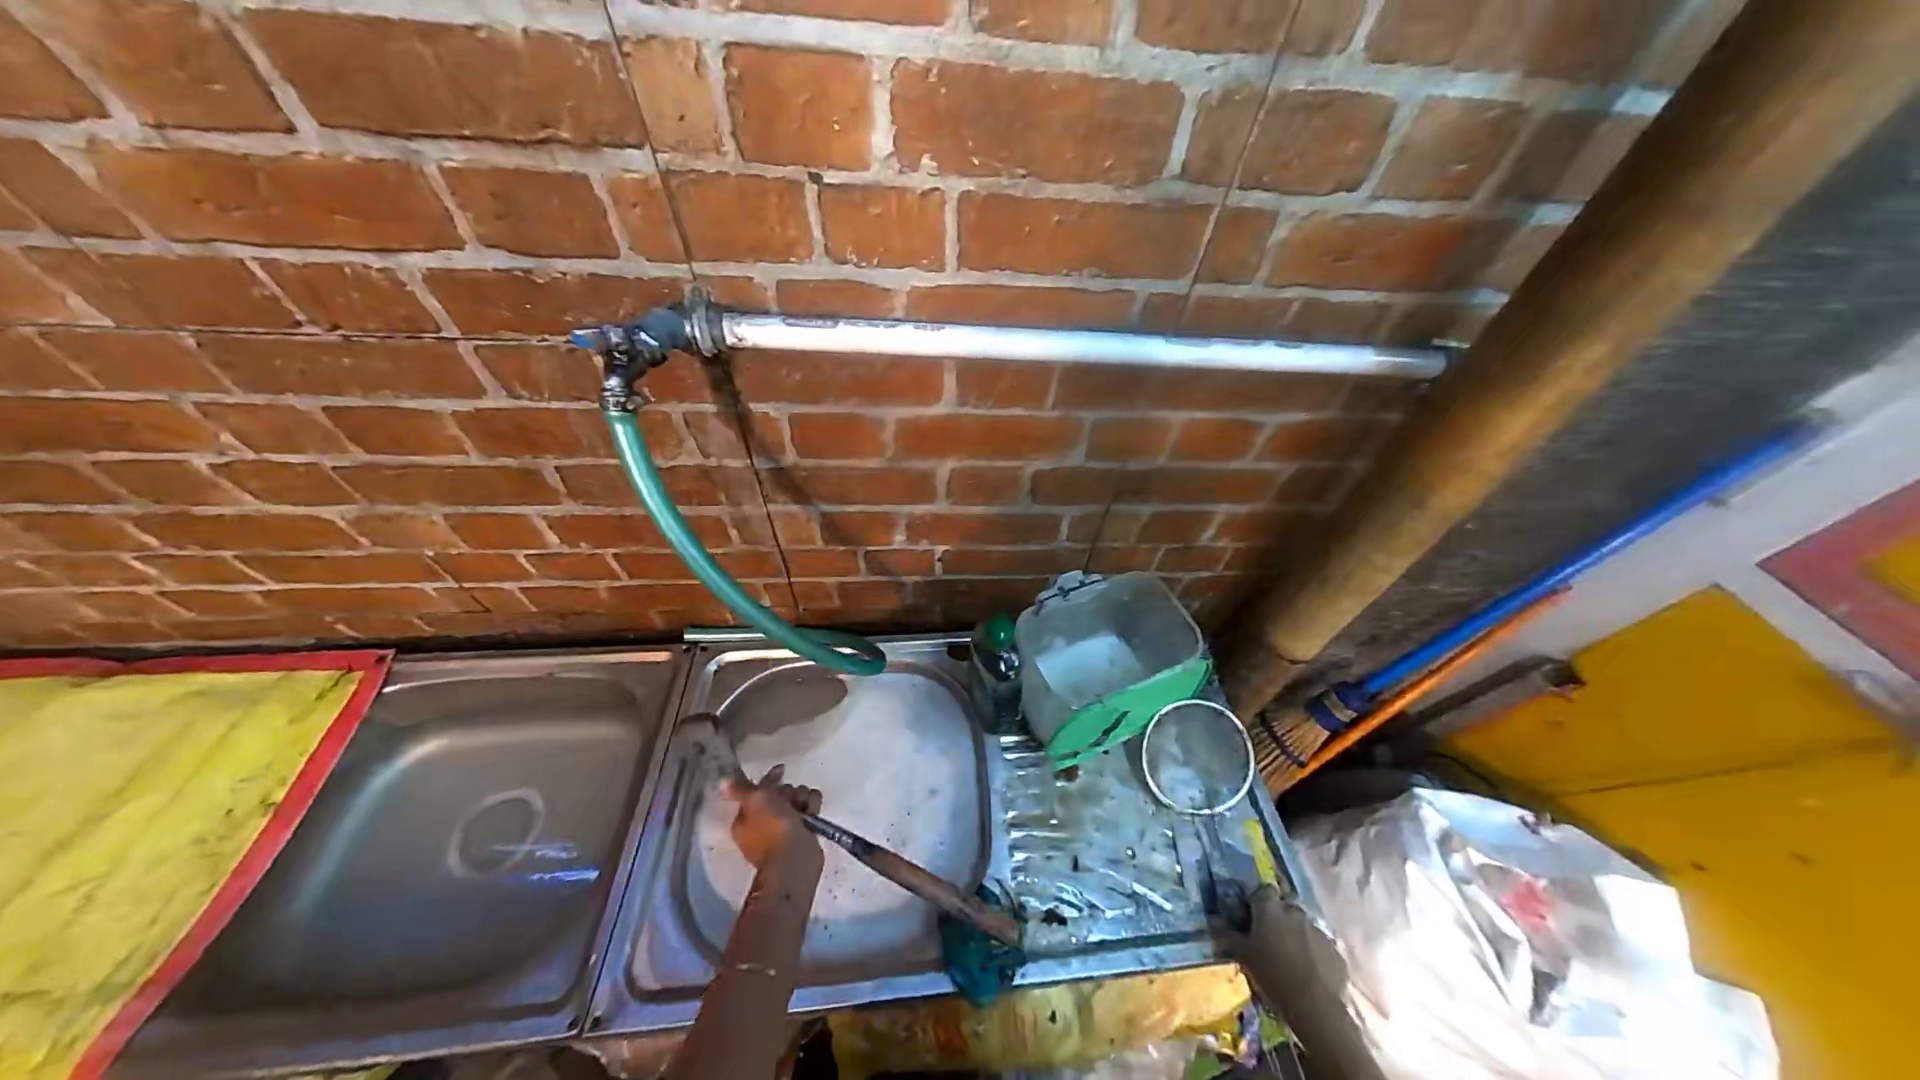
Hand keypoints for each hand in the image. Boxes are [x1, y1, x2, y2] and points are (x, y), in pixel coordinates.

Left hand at [722, 764, 822, 869]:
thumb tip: (723, 782)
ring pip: (798, 796)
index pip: (759, 789)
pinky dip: (813, 806)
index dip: (770, 780)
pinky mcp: (804, 830)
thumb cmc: (771, 829)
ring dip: (803, 797)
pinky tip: (812, 812)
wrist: (794, 859)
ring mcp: (785, 826)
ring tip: (804, 808)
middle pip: (781, 791)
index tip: (781, 771)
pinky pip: (811, 806)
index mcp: (747, 817)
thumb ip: (743, 788)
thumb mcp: (754, 801)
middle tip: (790, 801)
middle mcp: (765, 821)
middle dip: (788, 791)